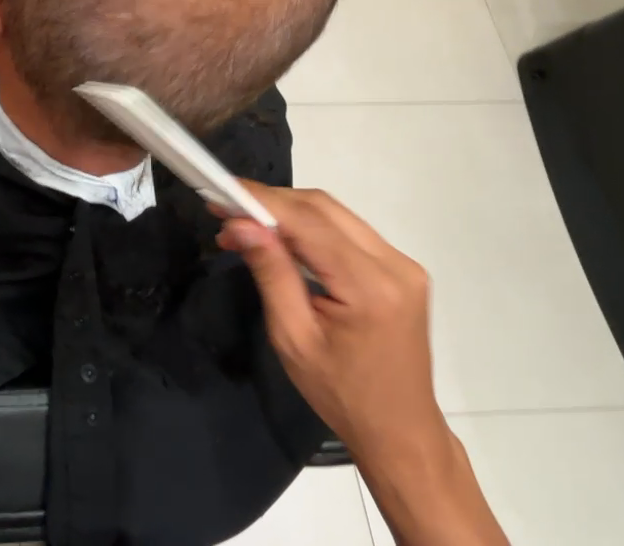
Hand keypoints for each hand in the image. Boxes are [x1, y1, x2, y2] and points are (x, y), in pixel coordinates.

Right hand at [221, 186, 508, 545]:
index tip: (220, 193)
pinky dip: (310, 227)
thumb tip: (240, 224)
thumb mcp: (292, 337)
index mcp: (370, 286)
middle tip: (227, 212)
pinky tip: (283, 240)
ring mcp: (403, 264)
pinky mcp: (401, 268)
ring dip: (289, 213)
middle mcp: (394, 264)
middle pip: (323, 208)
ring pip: (335, 214)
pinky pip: (348, 231)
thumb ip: (270, 273)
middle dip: (271, 203)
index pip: (308, 222)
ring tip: (247, 227)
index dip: (261, 201)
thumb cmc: (339, 393)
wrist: (399, 430)